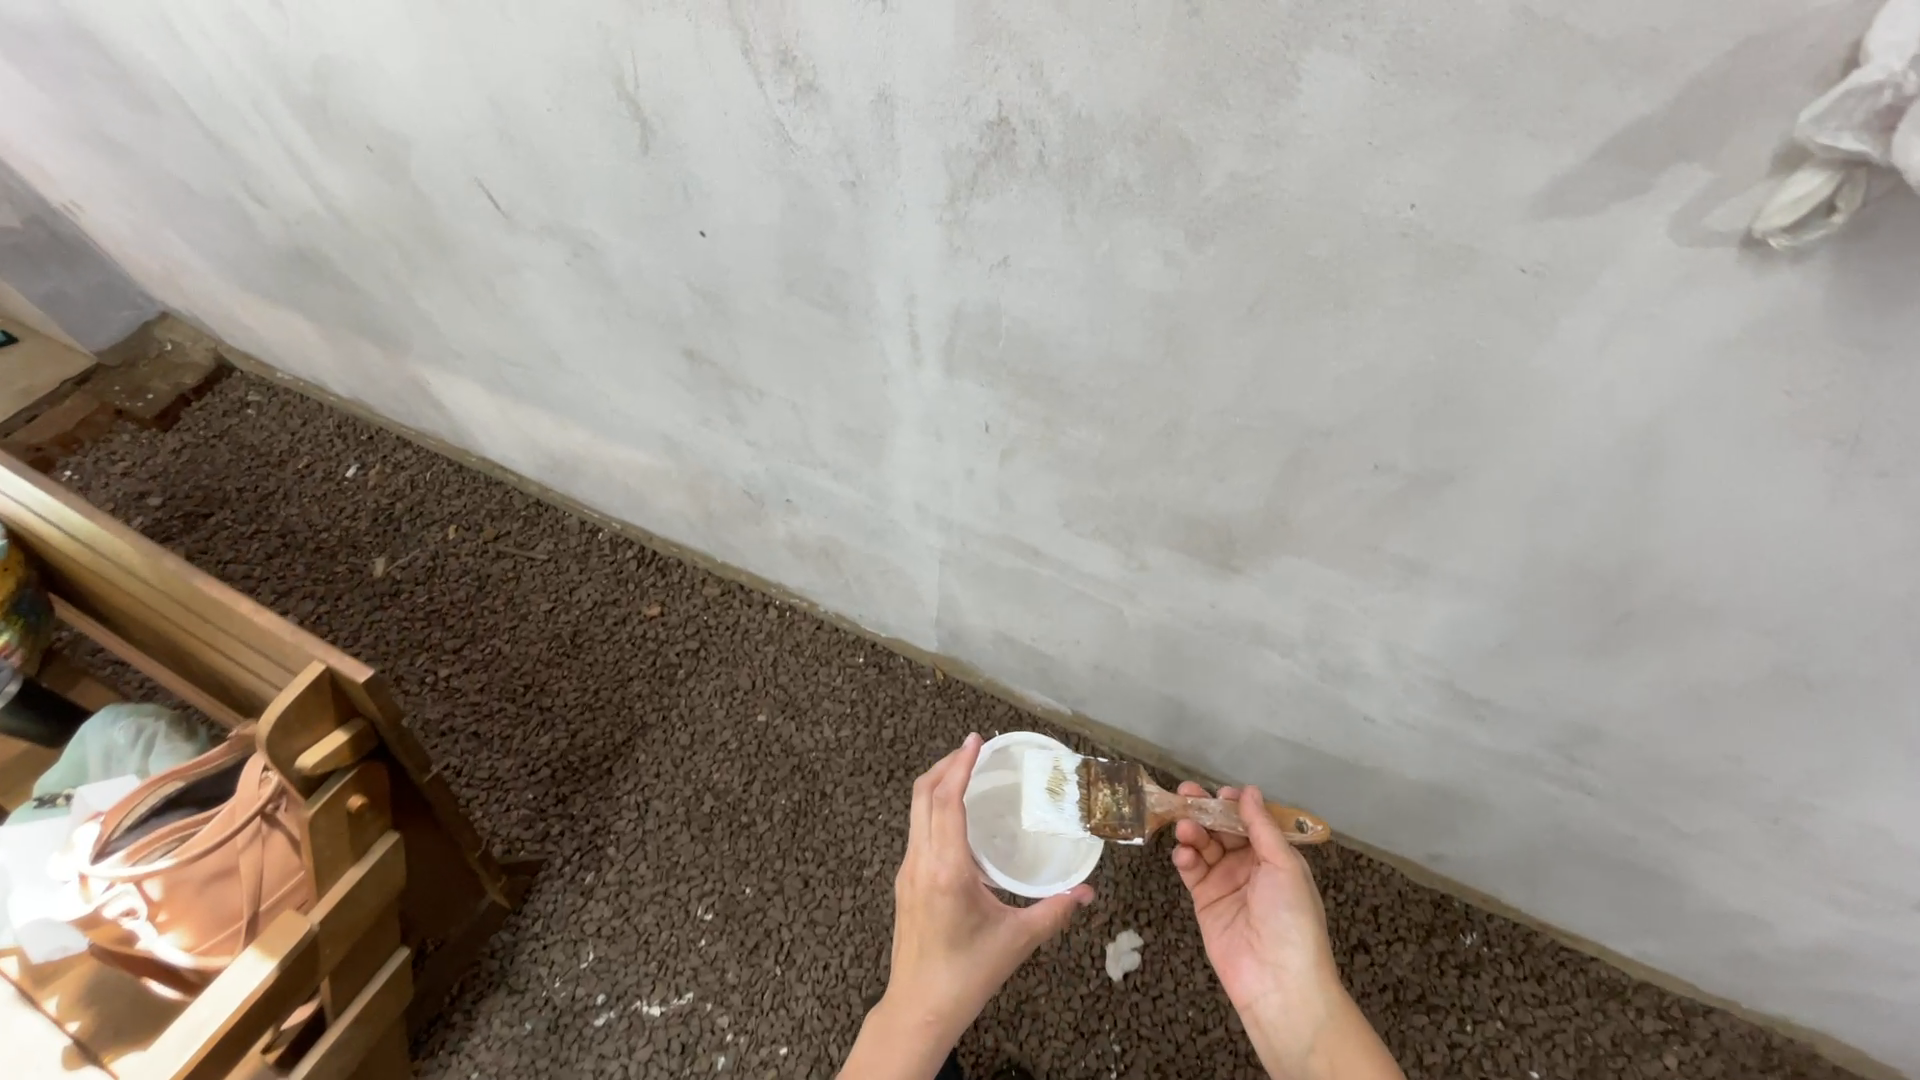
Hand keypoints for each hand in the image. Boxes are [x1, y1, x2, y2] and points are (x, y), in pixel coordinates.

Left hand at [841, 734, 1094, 1078]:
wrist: (918, 1009)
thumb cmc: (967, 975)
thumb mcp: (1017, 941)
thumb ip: (1054, 911)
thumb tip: (1087, 891)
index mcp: (945, 869)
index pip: (945, 800)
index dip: (960, 765)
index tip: (976, 740)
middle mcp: (920, 861)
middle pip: (922, 795)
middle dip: (946, 764)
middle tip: (974, 749)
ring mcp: (907, 871)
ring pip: (915, 811)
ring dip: (937, 784)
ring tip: (966, 772)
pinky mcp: (904, 882)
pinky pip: (917, 830)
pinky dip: (934, 808)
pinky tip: (957, 816)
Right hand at [1172, 782, 1337, 1011]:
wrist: (1278, 980)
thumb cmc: (1290, 918)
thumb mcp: (1284, 866)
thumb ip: (1261, 826)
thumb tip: (1248, 790)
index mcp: (1274, 856)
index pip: (1249, 820)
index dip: (1233, 804)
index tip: (1219, 793)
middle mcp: (1249, 865)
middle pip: (1221, 828)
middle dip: (1205, 810)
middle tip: (1185, 794)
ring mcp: (1225, 882)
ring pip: (1203, 845)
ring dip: (1192, 832)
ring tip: (1184, 829)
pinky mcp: (1204, 900)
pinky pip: (1191, 870)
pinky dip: (1184, 857)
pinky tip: (1183, 854)